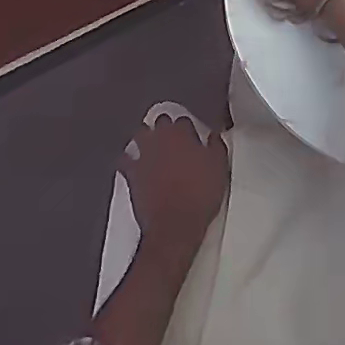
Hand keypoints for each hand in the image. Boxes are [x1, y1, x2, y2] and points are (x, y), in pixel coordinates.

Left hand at [120, 115, 228, 280]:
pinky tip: (132, 163)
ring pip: (140, 135)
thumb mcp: (219, 169)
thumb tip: (214, 136)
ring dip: (146, 137)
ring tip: (152, 143)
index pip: (183, 121)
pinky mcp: (131, 173)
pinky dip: (128, 160)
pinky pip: (125, 160)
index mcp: (183, 136)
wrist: (175, 223)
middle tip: (173, 137)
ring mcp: (143, 156)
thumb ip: (216, 148)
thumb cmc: (201, 196)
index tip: (193, 136)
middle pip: (160, 123)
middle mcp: (160, 140)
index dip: (188, 129)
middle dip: (165, 127)